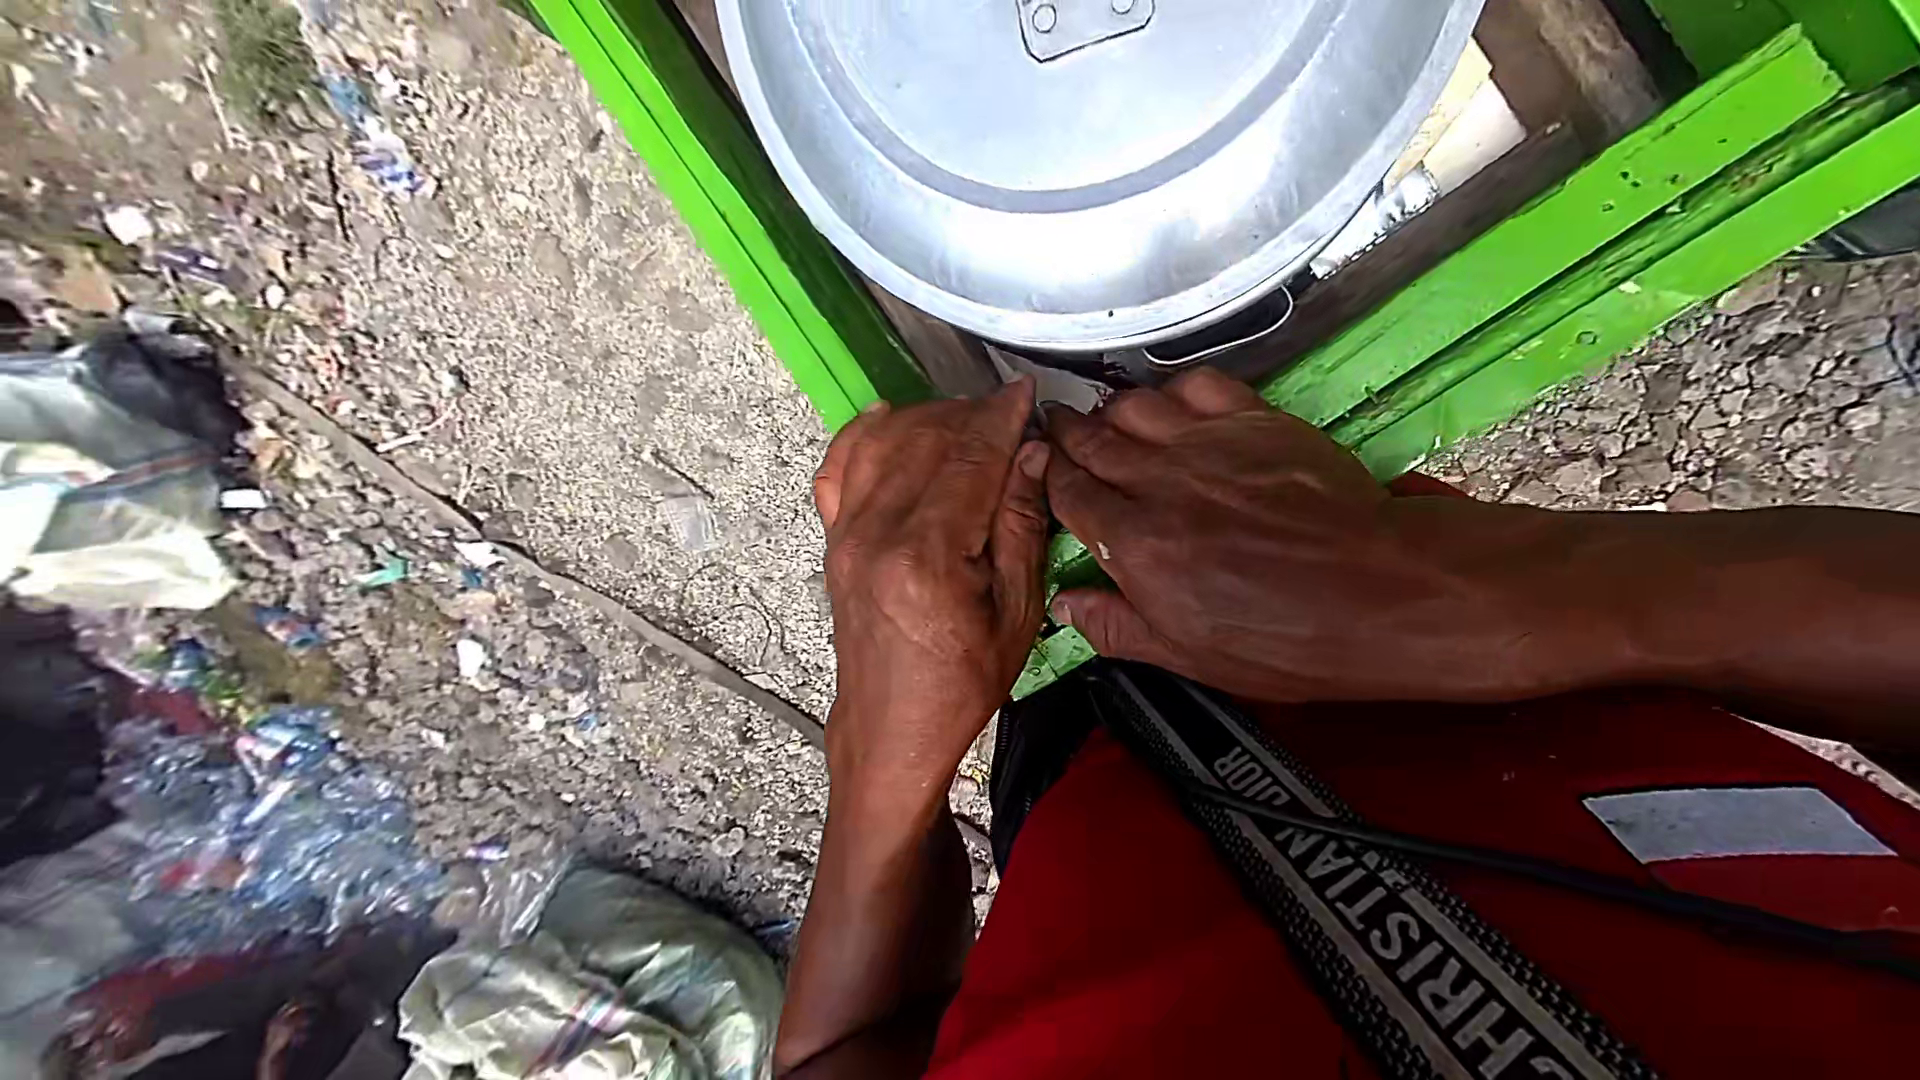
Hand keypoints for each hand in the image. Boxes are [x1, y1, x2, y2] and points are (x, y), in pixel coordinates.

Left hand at [814, 380, 1050, 811]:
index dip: (1002, 419)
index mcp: (927, 555)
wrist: (891, 727)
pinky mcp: (833, 541)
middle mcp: (875, 533)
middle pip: (926, 440)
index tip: (1025, 394)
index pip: (969, 459)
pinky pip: (839, 467)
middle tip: (1007, 417)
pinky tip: (889, 419)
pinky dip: (864, 434)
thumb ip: (1021, 526)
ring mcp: (845, 534)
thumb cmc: (962, 683)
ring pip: (884, 443)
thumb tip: (1031, 454)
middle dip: (972, 416)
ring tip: (966, 422)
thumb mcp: (1016, 613)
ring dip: (929, 419)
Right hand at [1043, 368, 1611, 703]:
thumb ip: (1115, 626)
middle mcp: (1159, 484)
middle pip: (1092, 442)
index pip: (1069, 493)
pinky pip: (1195, 386)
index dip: (1047, 475)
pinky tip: (1168, 405)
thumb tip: (1061, 603)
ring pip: (1133, 406)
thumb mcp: (1187, 656)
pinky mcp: (1254, 421)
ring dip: (1108, 410)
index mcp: (1135, 544)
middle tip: (1055, 425)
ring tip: (1103, 417)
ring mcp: (1207, 444)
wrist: (1385, 595)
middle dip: (1065, 432)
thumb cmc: (1282, 640)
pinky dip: (1170, 390)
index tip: (1039, 464)